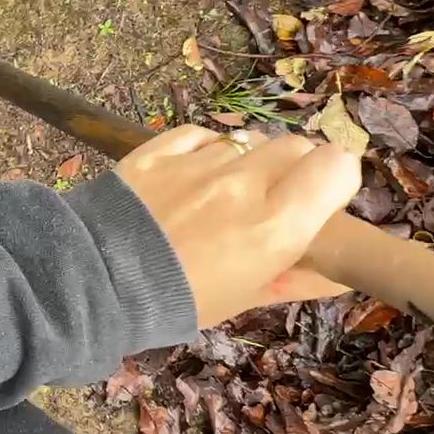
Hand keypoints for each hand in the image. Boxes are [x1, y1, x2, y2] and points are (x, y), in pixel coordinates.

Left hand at [114, 125, 361, 327]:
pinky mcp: (153, 152)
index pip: (336, 165)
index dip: (333, 176)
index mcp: (276, 225)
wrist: (96, 280)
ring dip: (244, 158)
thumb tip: (336, 272)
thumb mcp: (245, 299)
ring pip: (243, 140)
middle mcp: (241, 185)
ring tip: (223, 188)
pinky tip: (192, 169)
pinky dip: (202, 147)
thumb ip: (296, 279)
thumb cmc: (178, 299)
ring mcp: (194, 164)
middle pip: (292, 146)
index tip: (320, 195)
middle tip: (273, 193)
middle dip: (293, 166)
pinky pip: (196, 134)